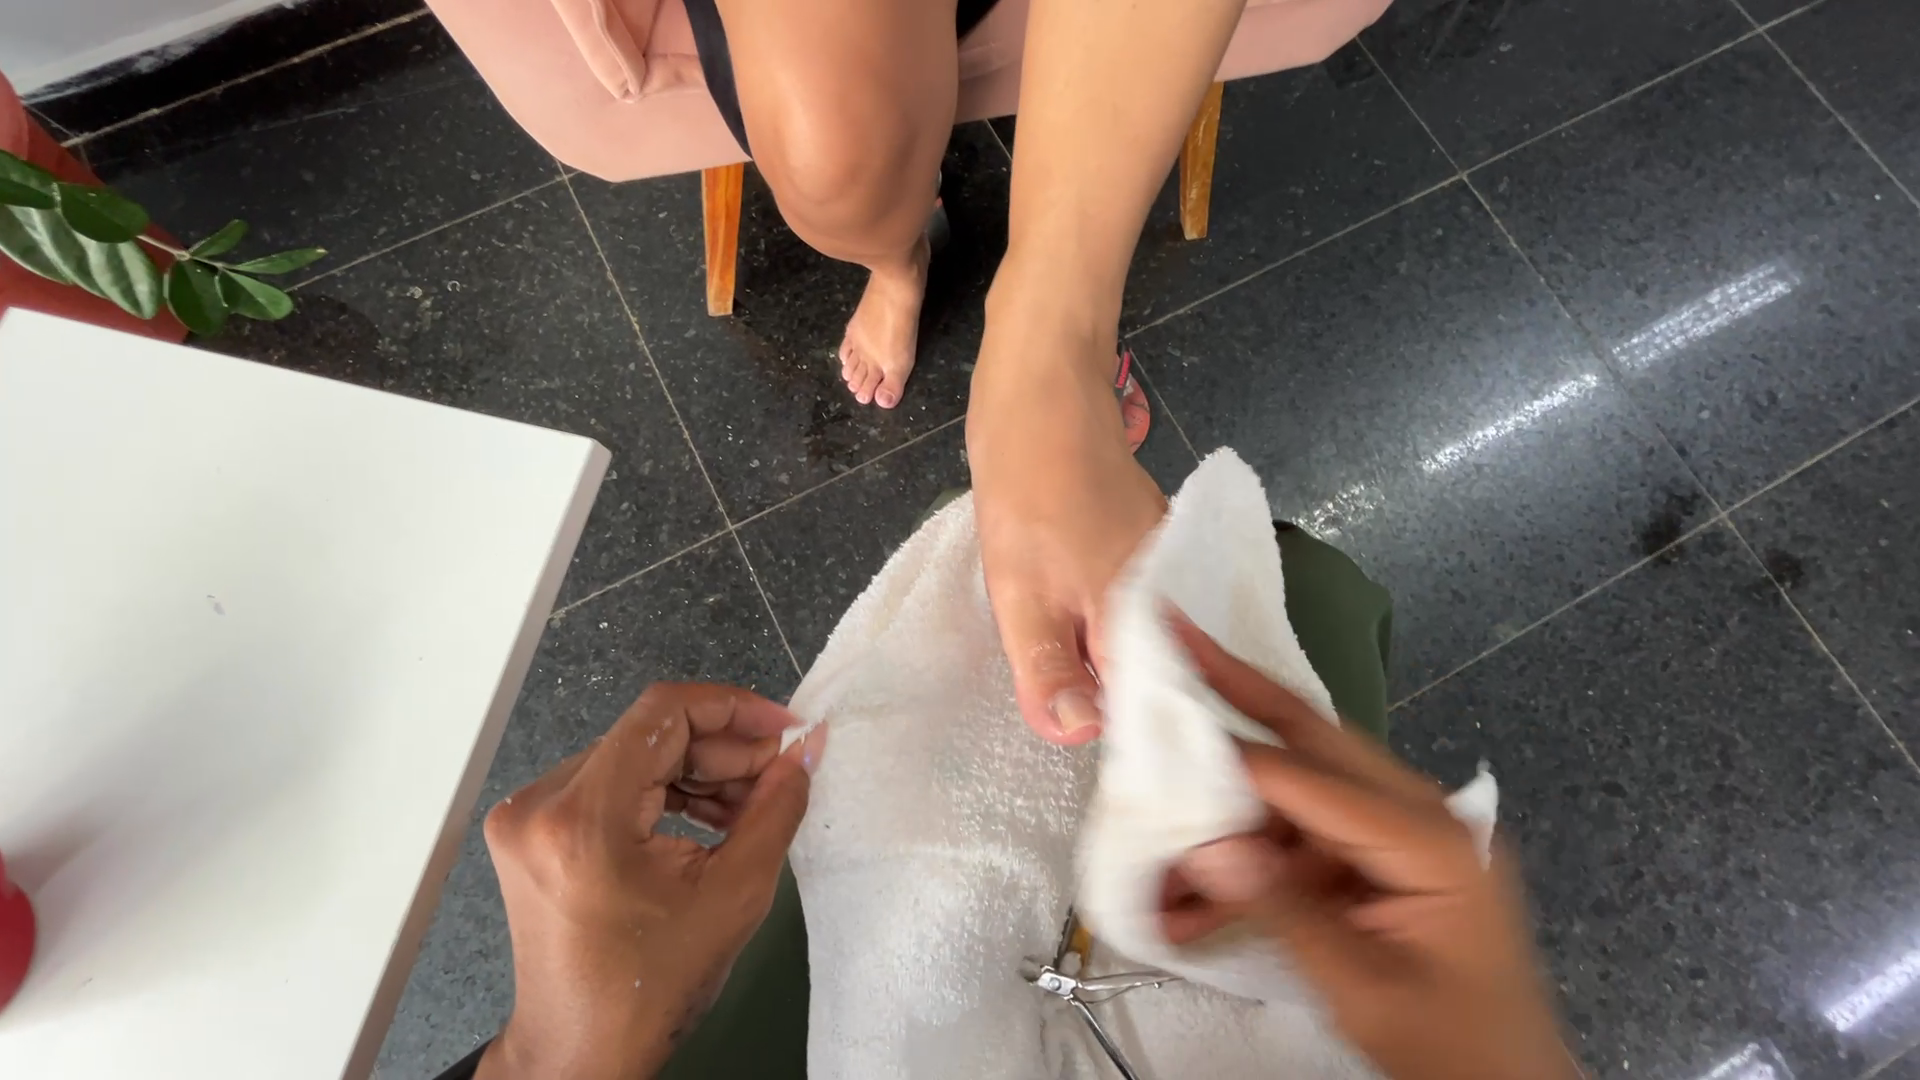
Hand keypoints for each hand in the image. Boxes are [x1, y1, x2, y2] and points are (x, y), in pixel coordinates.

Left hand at [474, 683, 824, 1079]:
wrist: (578, 1055)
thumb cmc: (655, 986)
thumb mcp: (736, 892)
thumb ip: (778, 805)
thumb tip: (809, 745)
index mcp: (583, 818)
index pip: (663, 713)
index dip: (734, 707)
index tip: (784, 726)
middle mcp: (543, 801)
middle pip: (653, 734)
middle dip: (726, 748)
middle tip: (780, 769)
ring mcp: (533, 812)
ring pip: (640, 754)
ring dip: (704, 770)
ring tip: (754, 801)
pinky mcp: (538, 825)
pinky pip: (620, 781)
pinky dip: (672, 790)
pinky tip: (716, 815)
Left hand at [967, 287, 1165, 745]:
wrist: (1041, 392)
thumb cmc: (1028, 489)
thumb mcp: (1022, 588)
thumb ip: (1049, 664)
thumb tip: (1075, 738)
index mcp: (1148, 617)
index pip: (1155, 708)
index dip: (1125, 741)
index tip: (1097, 767)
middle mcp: (1171, 598)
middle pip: (1148, 674)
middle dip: (1107, 706)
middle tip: (1063, 727)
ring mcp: (1159, 567)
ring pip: (1132, 639)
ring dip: (1097, 664)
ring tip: (1060, 693)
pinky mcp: (1140, 544)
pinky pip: (1123, 604)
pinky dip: (1095, 625)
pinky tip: (1067, 635)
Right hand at [1164, 619, 1580, 1079]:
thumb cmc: (1456, 1048)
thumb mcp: (1364, 989)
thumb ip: (1283, 910)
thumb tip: (1207, 848)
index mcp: (1429, 840)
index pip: (1309, 780)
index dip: (1229, 758)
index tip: (1160, 734)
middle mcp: (1412, 812)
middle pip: (1309, 733)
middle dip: (1236, 685)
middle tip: (1180, 635)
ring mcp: (1388, 829)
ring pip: (1289, 776)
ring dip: (1224, 779)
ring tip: (1163, 748)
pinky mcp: (1366, 853)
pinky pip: (1292, 829)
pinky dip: (1241, 843)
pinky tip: (1192, 881)